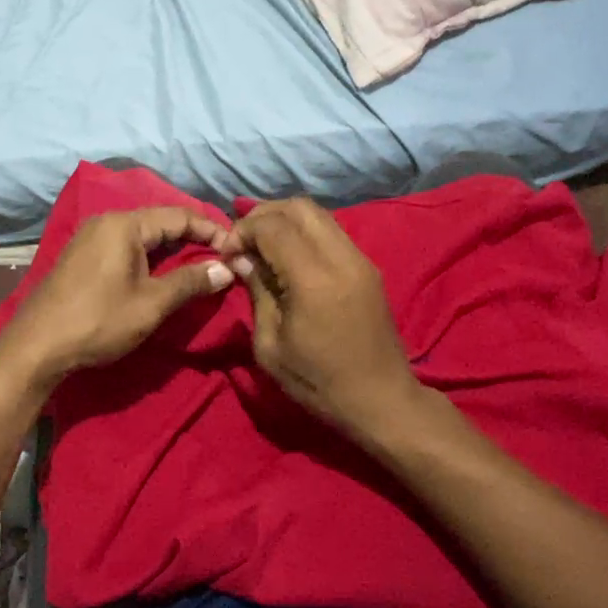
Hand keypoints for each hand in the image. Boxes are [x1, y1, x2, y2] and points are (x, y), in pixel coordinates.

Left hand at [0, 207, 237, 391]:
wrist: (37, 346)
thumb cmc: (98, 321)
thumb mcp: (151, 304)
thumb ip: (191, 282)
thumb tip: (227, 269)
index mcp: (124, 225)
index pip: (179, 216)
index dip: (212, 231)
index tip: (237, 250)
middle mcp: (106, 222)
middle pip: (160, 222)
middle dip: (193, 239)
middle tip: (223, 259)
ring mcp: (91, 238)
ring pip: (142, 236)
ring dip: (172, 249)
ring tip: (200, 268)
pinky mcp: (82, 257)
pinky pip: (125, 247)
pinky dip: (149, 257)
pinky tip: (163, 274)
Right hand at [229, 198, 420, 430]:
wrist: (380, 400)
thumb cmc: (318, 382)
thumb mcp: (270, 346)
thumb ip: (257, 292)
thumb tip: (242, 259)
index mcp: (314, 280)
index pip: (273, 227)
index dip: (243, 231)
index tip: (226, 253)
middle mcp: (341, 259)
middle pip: (299, 207)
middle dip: (263, 215)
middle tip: (242, 242)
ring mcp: (360, 260)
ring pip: (318, 214)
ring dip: (285, 220)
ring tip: (261, 247)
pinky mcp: (367, 267)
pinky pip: (331, 232)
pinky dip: (303, 233)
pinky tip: (286, 257)